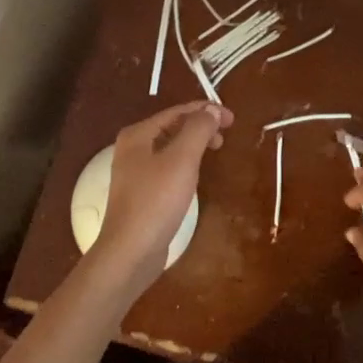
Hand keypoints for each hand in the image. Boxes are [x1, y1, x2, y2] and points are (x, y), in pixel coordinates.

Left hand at [91, 101, 232, 287]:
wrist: (130, 253)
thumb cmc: (156, 201)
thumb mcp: (182, 160)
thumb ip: (198, 129)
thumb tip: (212, 109)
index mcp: (138, 134)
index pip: (177, 111)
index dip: (206, 111)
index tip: (232, 119)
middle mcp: (132, 148)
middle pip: (172, 127)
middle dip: (200, 127)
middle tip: (225, 137)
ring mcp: (134, 172)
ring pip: (170, 147)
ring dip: (194, 144)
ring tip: (215, 151)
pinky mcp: (140, 193)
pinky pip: (167, 167)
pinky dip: (185, 163)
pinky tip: (195, 175)